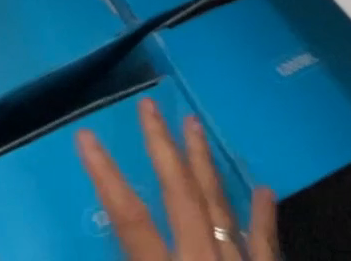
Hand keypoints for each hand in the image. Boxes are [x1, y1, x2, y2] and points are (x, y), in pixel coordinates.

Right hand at [76, 98, 278, 260]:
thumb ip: (129, 259)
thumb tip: (107, 247)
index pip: (130, 217)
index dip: (106, 176)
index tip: (85, 136)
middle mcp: (204, 260)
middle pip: (181, 196)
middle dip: (163, 148)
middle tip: (149, 106)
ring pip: (222, 208)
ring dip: (205, 165)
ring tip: (194, 125)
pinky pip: (266, 245)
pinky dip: (264, 217)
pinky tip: (265, 191)